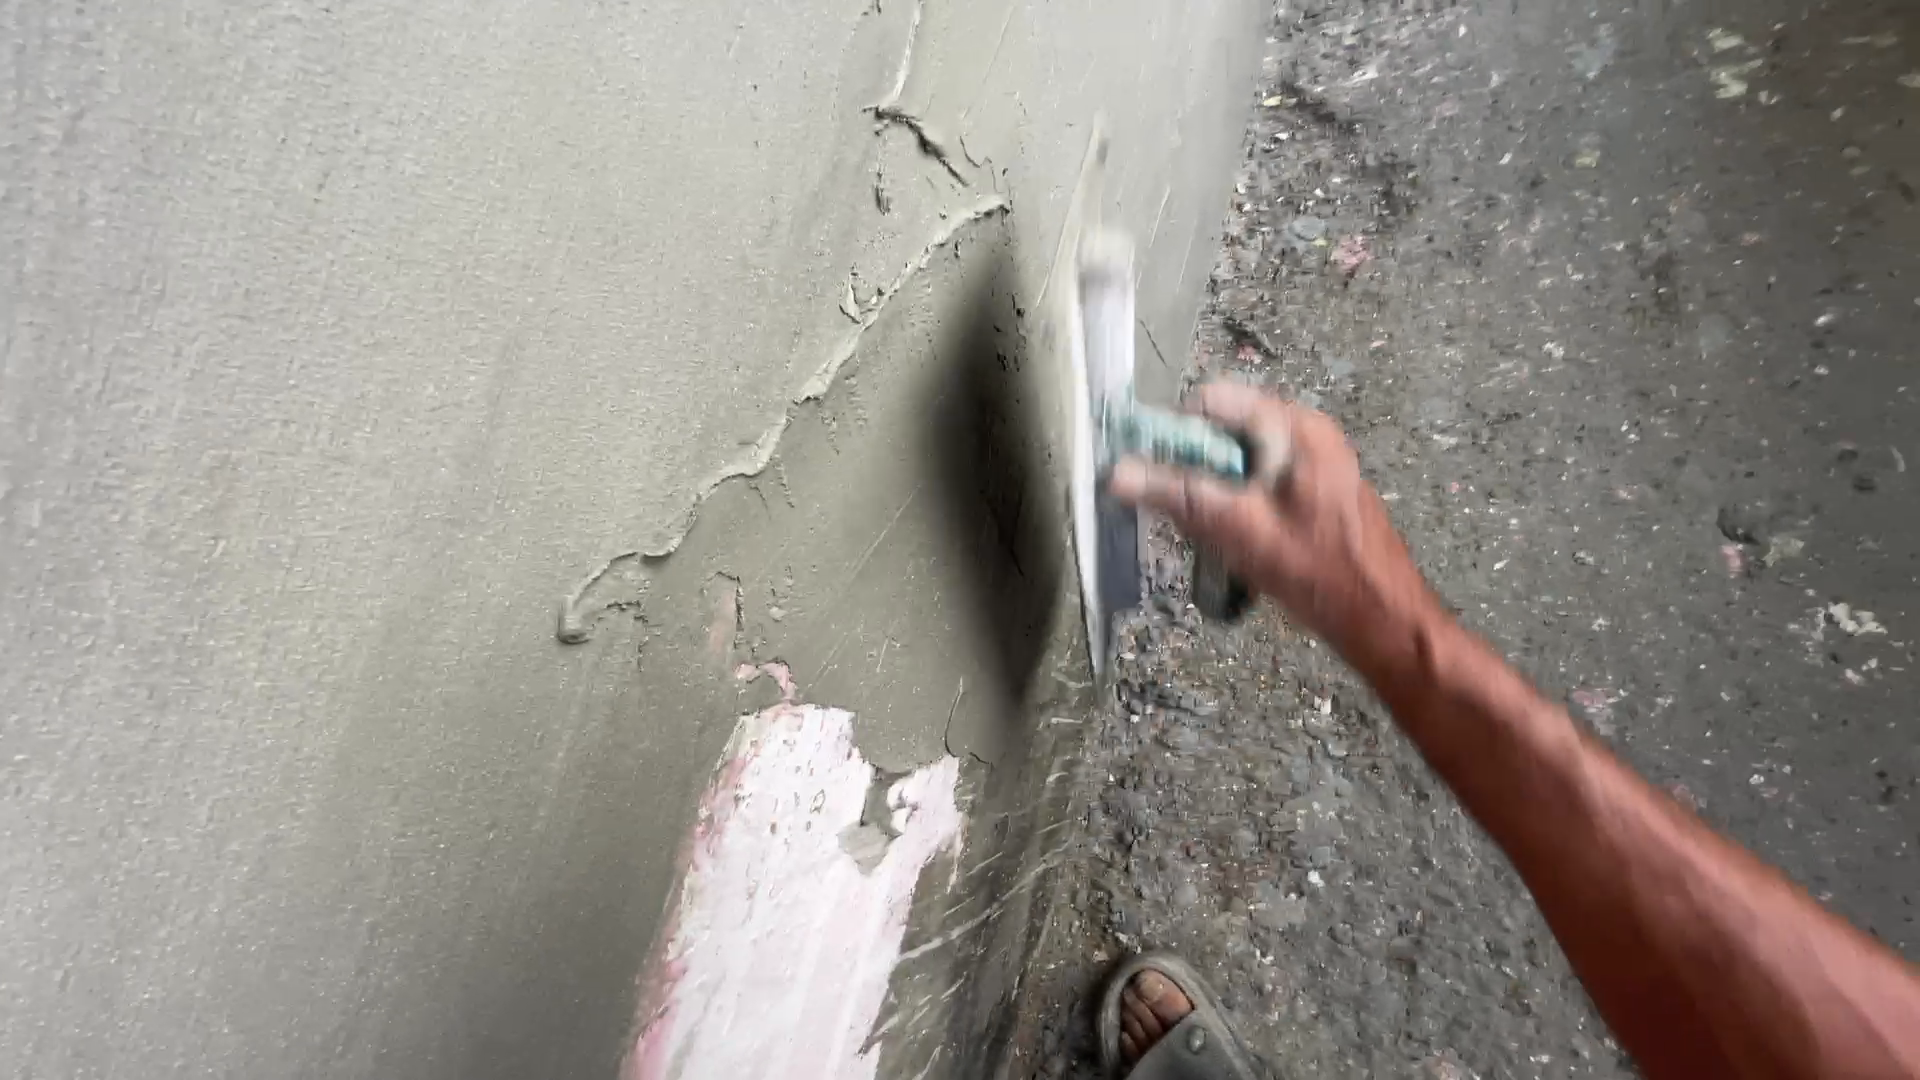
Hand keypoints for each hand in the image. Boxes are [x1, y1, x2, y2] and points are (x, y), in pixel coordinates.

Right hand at [1107, 383, 1439, 676]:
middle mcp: (1305, 434)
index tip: (1153, 472)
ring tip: (1208, 531)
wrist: (1381, 617)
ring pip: (1235, 461)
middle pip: (1222, 431)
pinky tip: (1232, 540)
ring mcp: (1311, 463)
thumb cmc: (1316, 570)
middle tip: (1182, 511)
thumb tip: (1117, 473)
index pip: (1212, 401)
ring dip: (1209, 491)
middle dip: (1191, 467)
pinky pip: (1254, 482)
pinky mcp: (1310, 491)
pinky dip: (1232, 503)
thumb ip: (1177, 495)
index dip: (1174, 432)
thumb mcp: (1238, 528)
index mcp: (1294, 427)